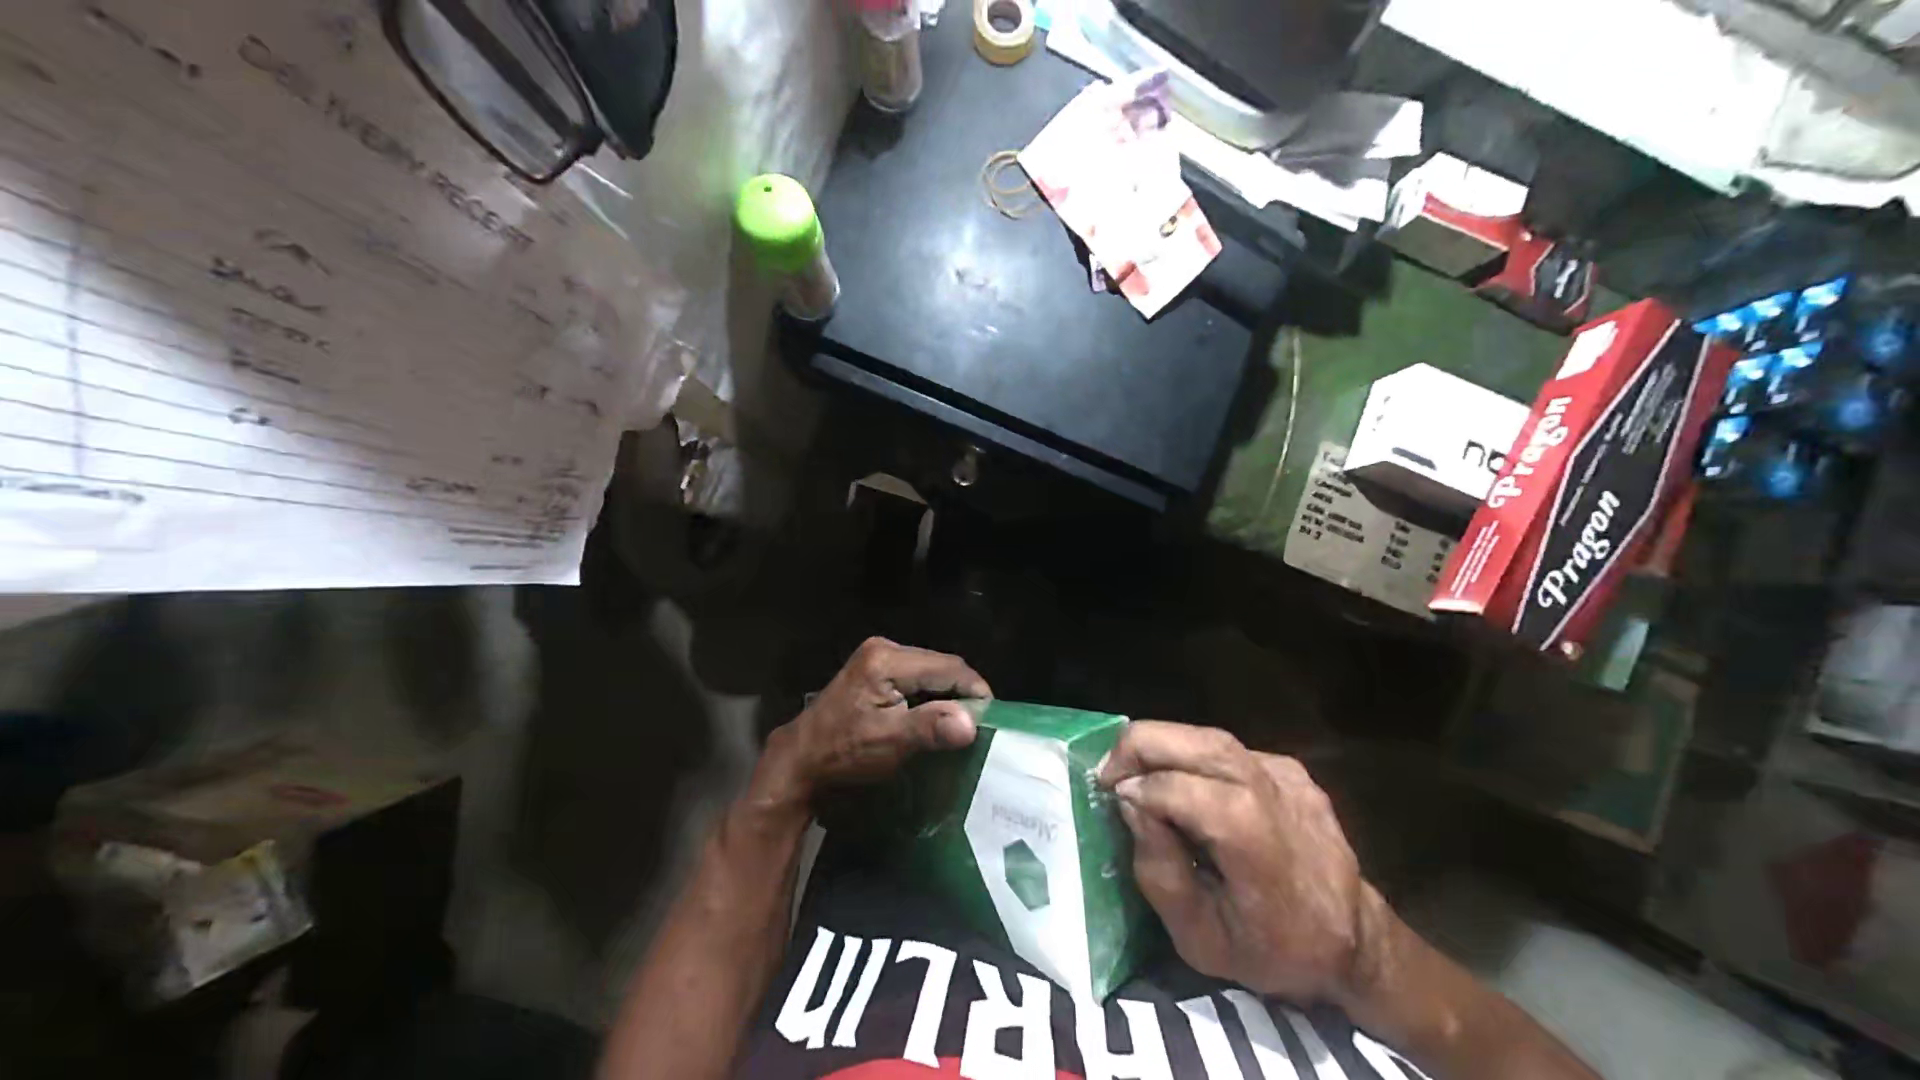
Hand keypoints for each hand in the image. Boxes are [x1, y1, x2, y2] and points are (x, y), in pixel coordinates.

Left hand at [754, 637, 991, 814]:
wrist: (800, 760)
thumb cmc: (843, 752)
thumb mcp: (888, 742)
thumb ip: (929, 727)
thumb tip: (971, 722)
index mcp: (887, 659)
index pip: (949, 666)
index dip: (975, 690)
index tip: (992, 719)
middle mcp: (884, 648)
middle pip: (941, 666)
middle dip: (962, 693)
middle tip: (978, 726)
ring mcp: (878, 657)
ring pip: (931, 671)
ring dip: (947, 695)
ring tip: (961, 725)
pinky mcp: (875, 669)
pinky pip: (916, 678)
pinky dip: (931, 696)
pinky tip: (935, 718)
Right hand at [1099, 721, 1367, 1004]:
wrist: (1359, 944)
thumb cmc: (1274, 950)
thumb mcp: (1200, 938)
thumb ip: (1159, 870)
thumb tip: (1130, 804)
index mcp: (1254, 841)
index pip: (1179, 788)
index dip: (1137, 788)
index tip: (1110, 800)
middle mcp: (1273, 793)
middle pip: (1196, 742)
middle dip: (1139, 746)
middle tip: (1109, 771)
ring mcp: (1286, 775)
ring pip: (1209, 737)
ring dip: (1163, 745)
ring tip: (1135, 770)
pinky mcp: (1291, 769)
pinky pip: (1229, 751)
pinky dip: (1194, 758)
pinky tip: (1185, 785)